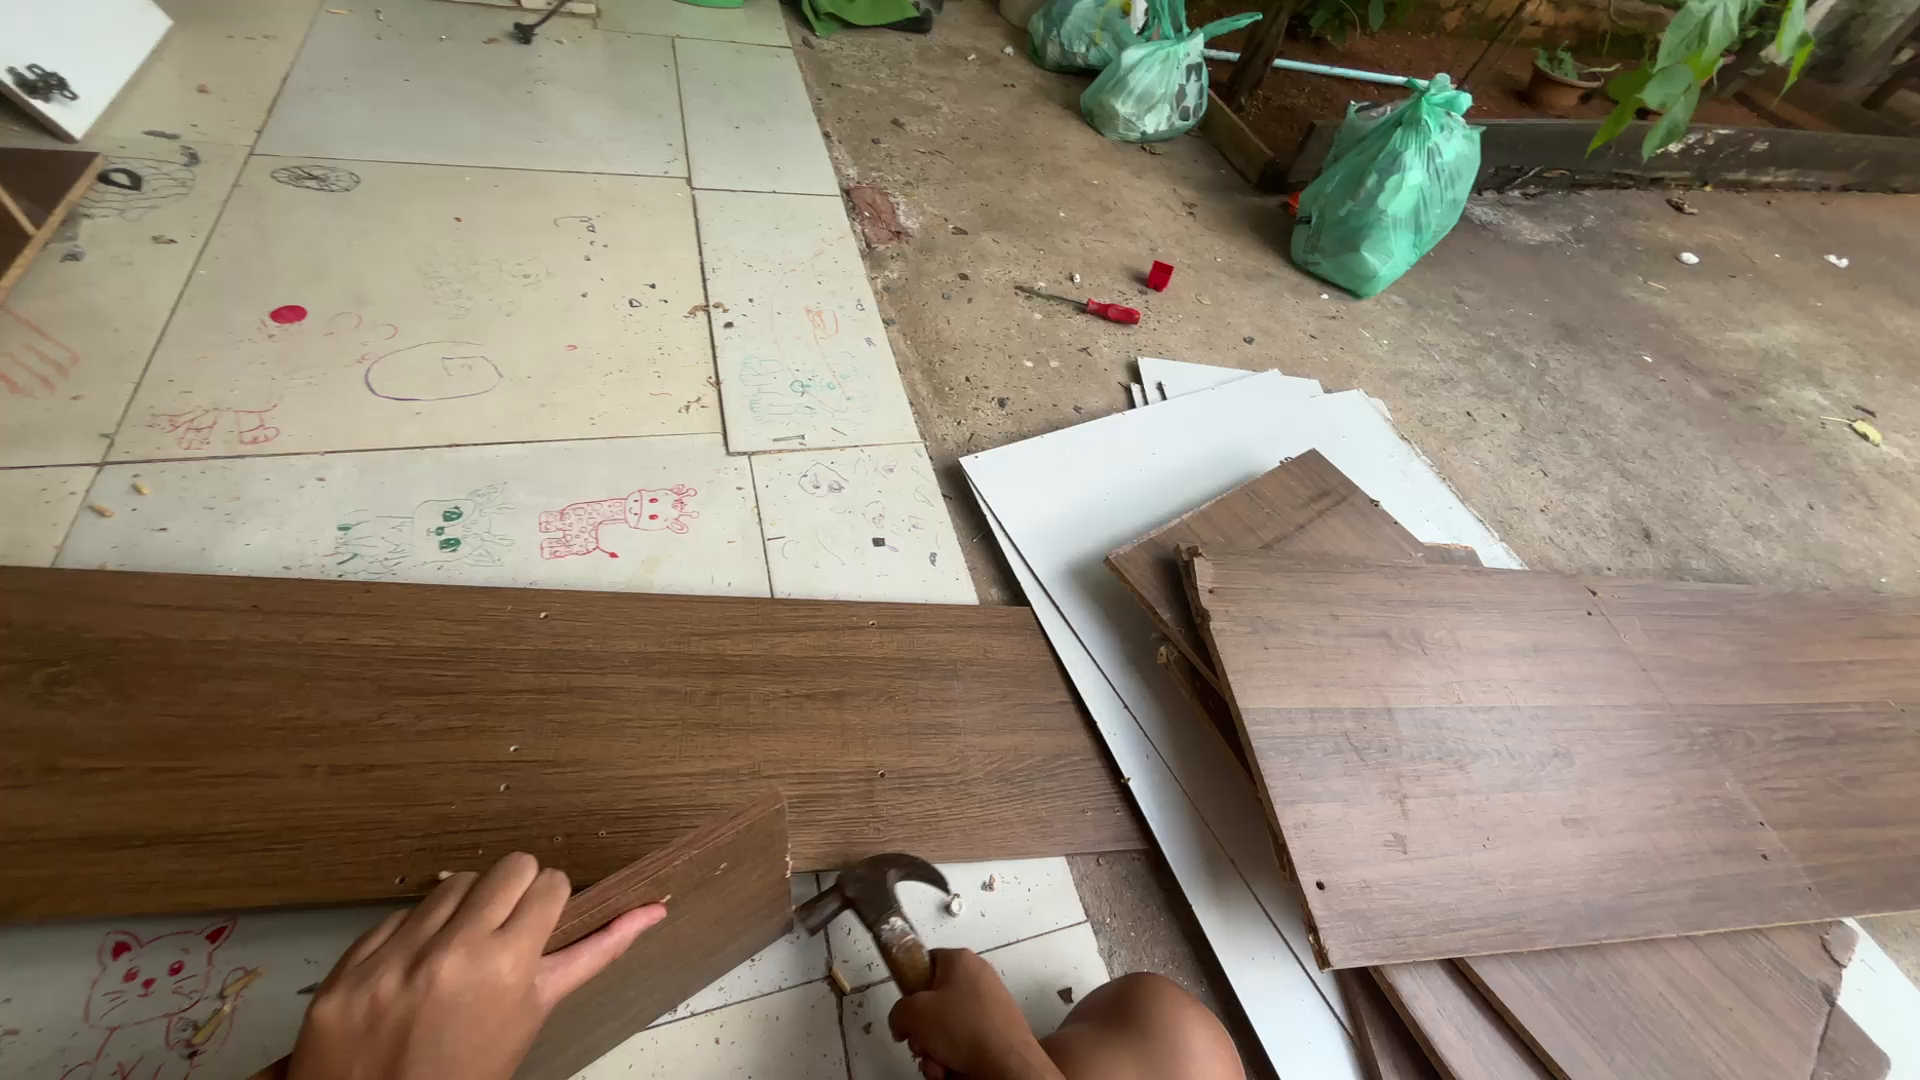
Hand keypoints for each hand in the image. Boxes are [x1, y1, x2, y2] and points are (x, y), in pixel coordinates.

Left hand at [287, 852, 665, 1079]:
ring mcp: (393, 960)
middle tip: (507, 925)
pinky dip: (413, 935)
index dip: (551, 903)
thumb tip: (656, 908)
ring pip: (454, 884)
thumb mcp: (537, 1012)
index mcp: (507, 965)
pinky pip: (397, 917)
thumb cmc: (474, 1069)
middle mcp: (450, 952)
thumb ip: (595, 953)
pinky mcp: (348, 970)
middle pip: (510, 867)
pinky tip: (414, 970)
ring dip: (465, 908)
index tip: (541, 926)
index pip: (551, 883)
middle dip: (516, 890)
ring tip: (458, 948)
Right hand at [888, 949, 1064, 1079]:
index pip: (925, 963)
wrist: (1007, 1062)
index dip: (911, 988)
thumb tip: (901, 1022)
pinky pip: (964, 1038)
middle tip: (921, 1044)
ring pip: (948, 1025)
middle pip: (935, 1000)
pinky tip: (950, 1070)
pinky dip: (953, 1056)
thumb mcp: (916, 1013)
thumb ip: (898, 1011)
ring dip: (934, 1049)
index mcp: (959, 959)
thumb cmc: (962, 1027)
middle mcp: (976, 975)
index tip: (907, 1011)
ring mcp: (989, 1002)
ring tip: (937, 1064)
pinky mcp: (996, 1027)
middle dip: (922, 1030)